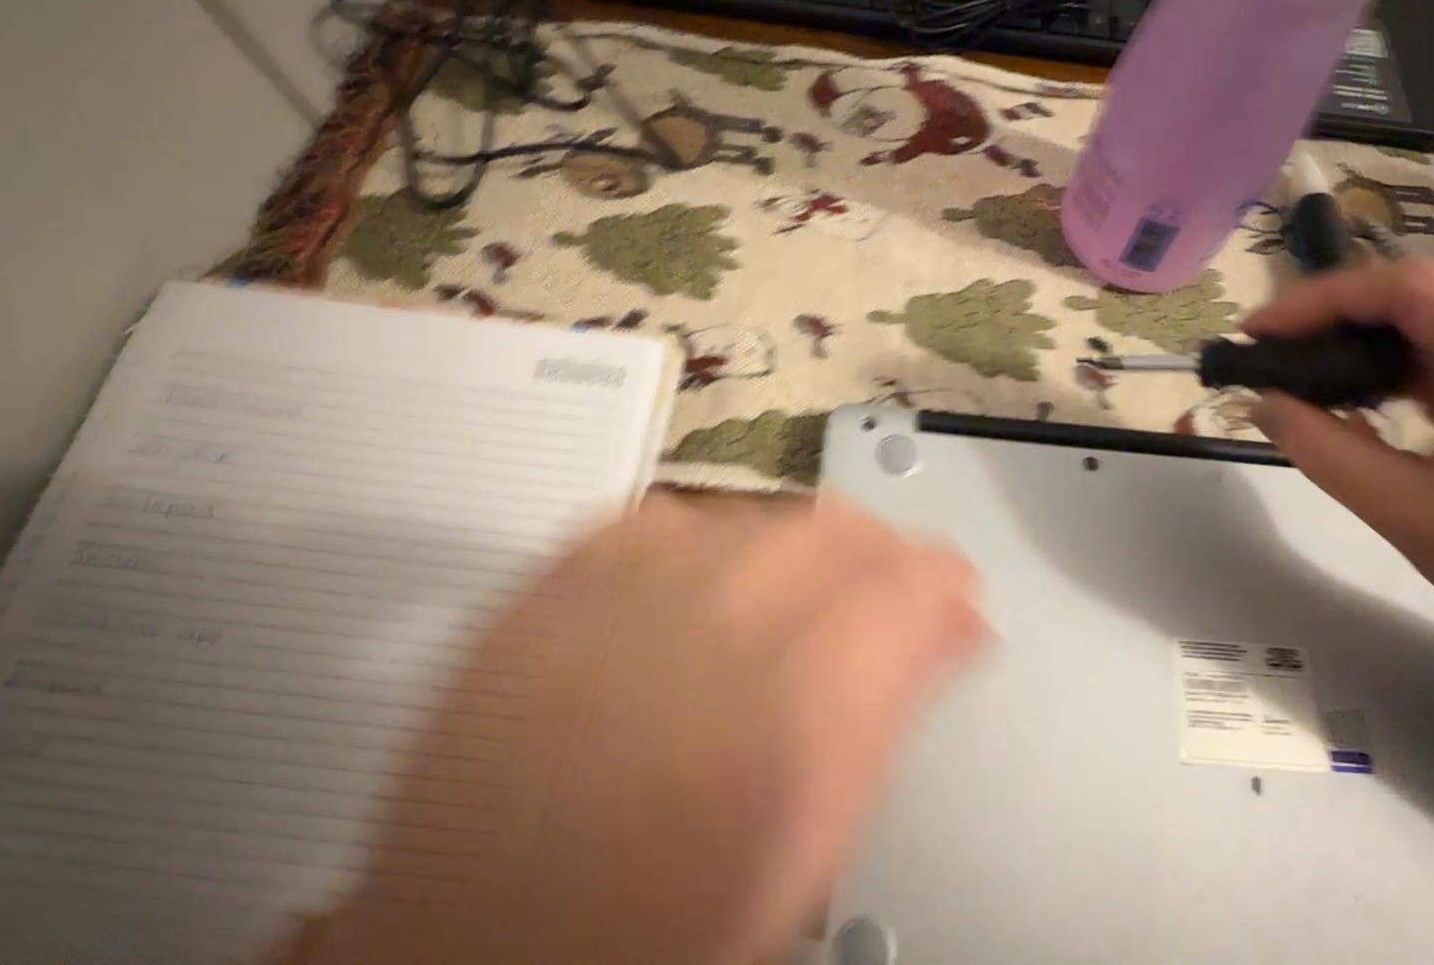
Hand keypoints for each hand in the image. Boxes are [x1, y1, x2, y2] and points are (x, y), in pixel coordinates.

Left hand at [292, 496, 982, 964]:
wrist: (476, 944)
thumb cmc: (664, 922)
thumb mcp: (809, 845)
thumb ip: (889, 717)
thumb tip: (953, 631)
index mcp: (782, 726)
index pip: (901, 591)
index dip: (944, 579)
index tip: (957, 591)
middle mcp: (695, 641)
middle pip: (829, 531)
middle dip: (883, 549)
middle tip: (893, 585)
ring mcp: (606, 607)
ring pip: (750, 512)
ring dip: (802, 538)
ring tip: (806, 584)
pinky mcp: (538, 596)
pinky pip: (655, 518)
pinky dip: (708, 535)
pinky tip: (712, 573)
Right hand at [1245, 257, 1433, 637]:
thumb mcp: (1406, 512)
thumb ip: (1324, 451)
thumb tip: (1263, 403)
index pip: (1407, 288)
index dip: (1322, 299)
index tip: (1259, 334)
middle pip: (1419, 295)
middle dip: (1334, 314)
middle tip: (1271, 352)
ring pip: (1432, 322)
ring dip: (1362, 339)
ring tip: (1302, 373)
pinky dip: (1394, 367)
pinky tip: (1359, 399)